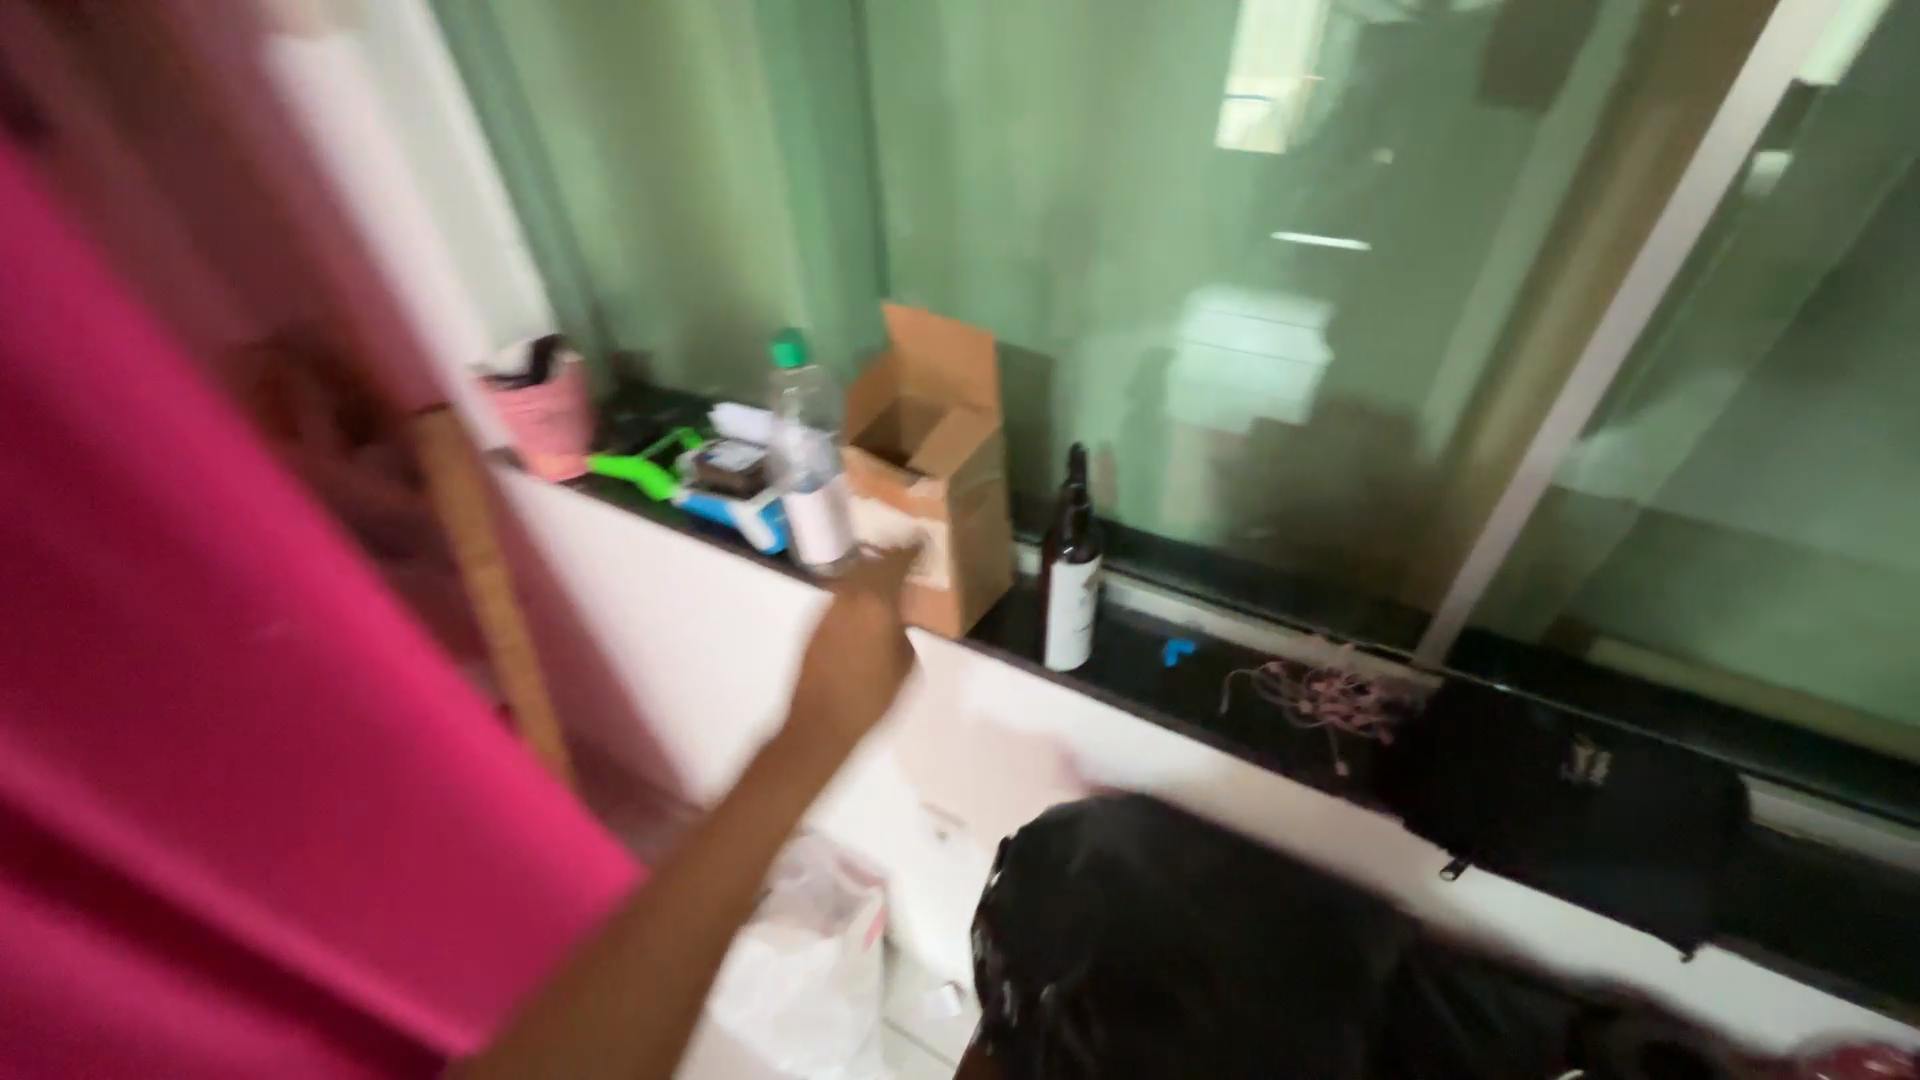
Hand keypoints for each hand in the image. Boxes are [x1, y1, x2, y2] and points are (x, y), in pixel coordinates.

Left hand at [781, 545, 920, 759]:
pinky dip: (855, 592)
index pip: (897, 563)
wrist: (820, 724)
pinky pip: (839, 597)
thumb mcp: (906, 666)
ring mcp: (827, 609)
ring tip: (886, 577)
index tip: (923, 542)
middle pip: (871, 562)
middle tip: (906, 554)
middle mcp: (850, 597)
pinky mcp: (814, 625)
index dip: (912, 550)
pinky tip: (864, 606)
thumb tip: (895, 623)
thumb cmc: (872, 699)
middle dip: (890, 555)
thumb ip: (903, 633)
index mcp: (878, 603)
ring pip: (852, 577)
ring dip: (870, 572)